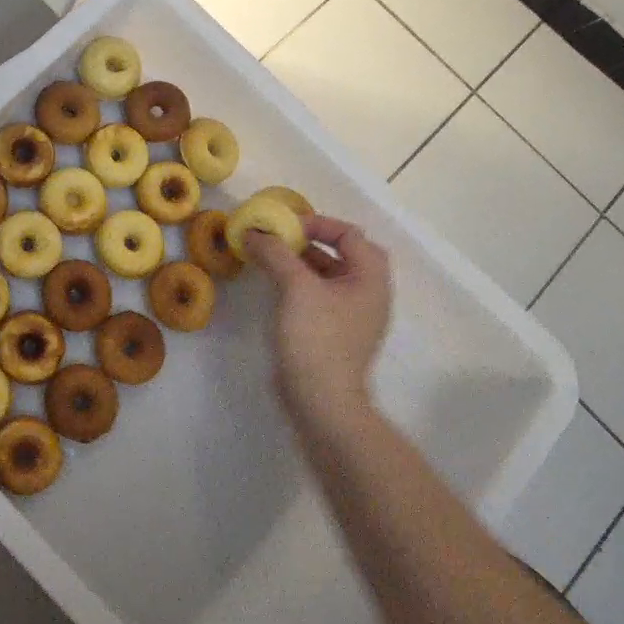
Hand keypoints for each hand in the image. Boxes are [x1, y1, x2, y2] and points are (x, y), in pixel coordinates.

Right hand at [246, 215, 391, 424]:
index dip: (318, 223)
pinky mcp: (334, 333)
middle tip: (280, 239)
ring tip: (269, 258)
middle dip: (310, 242)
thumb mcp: (295, 288)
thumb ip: (275, 253)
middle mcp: (368, 294)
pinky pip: (319, 296)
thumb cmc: (316, 338)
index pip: (350, 235)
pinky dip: (298, 284)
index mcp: (370, 279)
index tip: (284, 227)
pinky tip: (274, 286)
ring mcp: (352, 316)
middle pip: (343, 254)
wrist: (320, 400)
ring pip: (328, 276)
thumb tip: (253, 232)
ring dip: (301, 262)